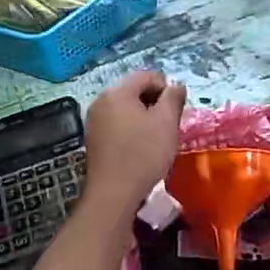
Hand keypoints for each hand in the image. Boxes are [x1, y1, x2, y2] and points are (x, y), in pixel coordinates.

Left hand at [83, 70, 185, 216]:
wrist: (114, 193)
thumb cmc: (144, 154)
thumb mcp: (167, 123)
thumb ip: (173, 98)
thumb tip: (176, 86)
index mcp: (117, 92)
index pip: (147, 76)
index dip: (167, 89)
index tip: (176, 111)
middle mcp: (101, 101)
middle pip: (134, 91)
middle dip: (154, 104)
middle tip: (168, 126)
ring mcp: (94, 121)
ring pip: (125, 109)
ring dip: (143, 118)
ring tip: (156, 139)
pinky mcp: (93, 139)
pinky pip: (116, 125)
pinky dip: (130, 130)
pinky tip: (140, 148)